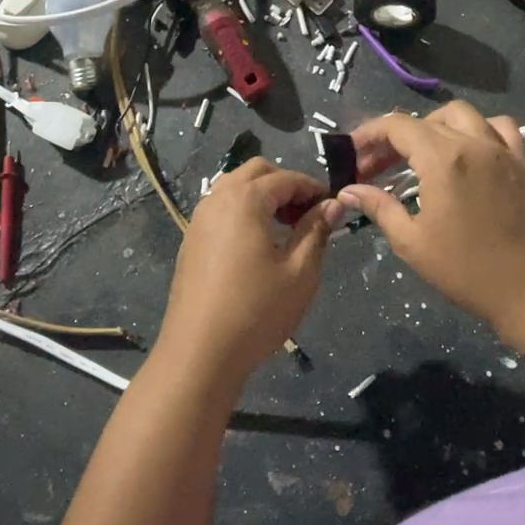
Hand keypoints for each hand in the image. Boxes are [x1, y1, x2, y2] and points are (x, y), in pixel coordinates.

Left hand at [155, 160, 342, 383]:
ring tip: (286, 228)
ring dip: (262, 196)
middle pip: (256, 172)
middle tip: (308, 214)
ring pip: (234, 188)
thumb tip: (331, 205)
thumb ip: (316, 231)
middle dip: (285, 184)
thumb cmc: (256, 311)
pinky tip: (259, 245)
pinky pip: (221, 209)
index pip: (285, 178)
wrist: (199, 353)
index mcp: (244, 200)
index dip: (313, 187)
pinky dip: (243, 211)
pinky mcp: (191, 241)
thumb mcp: (300, 273)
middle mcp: (217, 200)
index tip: (333, 205)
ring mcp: (199, 220)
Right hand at [340, 101, 524, 331]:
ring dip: (434, 126)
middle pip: (424, 121)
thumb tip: (349, 190)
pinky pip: (499, 127)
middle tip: (378, 168)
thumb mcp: (412, 242)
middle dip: (394, 139)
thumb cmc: (467, 270)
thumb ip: (379, 207)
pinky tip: (468, 151)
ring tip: (421, 154)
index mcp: (442, 160)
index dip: (369, 135)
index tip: (353, 156)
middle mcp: (472, 143)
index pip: (397, 126)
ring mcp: (502, 149)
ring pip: (462, 115)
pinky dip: (478, 129)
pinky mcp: (522, 162)